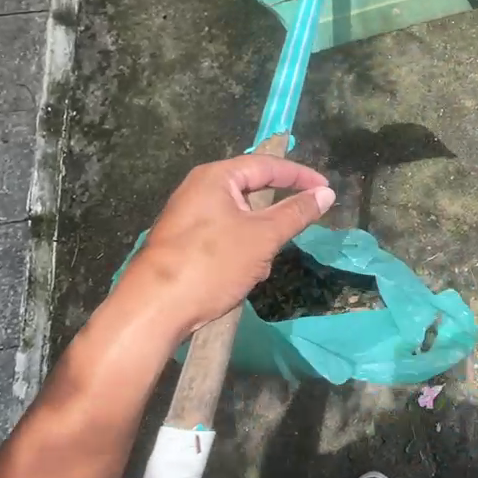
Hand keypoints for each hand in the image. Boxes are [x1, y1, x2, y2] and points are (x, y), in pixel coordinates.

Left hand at [115, 156, 335, 341]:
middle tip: (296, 229)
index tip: (326, 189)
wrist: (152, 312)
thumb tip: (326, 193)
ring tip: (260, 265)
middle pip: (252, 192)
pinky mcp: (183, 244)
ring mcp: (188, 218)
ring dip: (258, 240)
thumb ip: (297, 212)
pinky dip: (241, 252)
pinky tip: (243, 276)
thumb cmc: (211, 264)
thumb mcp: (263, 237)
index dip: (300, 176)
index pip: (267, 166)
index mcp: (215, 178)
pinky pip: (224, 238)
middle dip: (275, 217)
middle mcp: (198, 191)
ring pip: (240, 220)